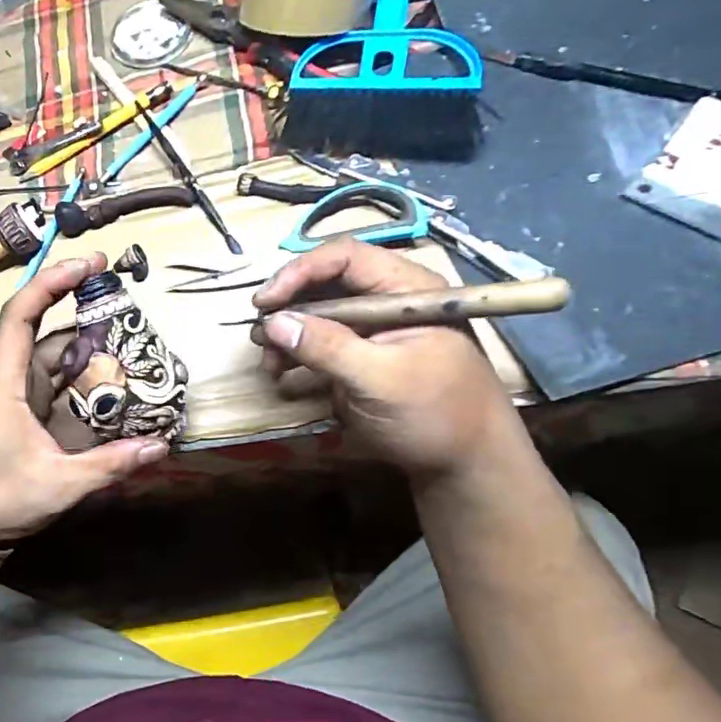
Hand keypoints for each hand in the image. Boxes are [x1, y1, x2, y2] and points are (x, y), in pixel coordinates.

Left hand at [0, 254, 169, 544]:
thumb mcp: (60, 483)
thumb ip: (111, 463)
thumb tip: (159, 446)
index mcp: (2, 384)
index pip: (21, 315)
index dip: (52, 283)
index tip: (89, 264)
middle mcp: (4, 381)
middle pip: (41, 331)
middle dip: (79, 312)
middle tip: (124, 304)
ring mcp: (11, 396)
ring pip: (49, 358)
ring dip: (84, 351)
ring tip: (128, 346)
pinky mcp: (19, 413)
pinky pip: (51, 383)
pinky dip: (78, 379)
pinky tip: (109, 384)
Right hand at [249, 239, 521, 481]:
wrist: (461, 463)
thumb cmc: (434, 414)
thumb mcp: (380, 379)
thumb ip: (327, 348)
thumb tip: (272, 323)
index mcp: (405, 291)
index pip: (345, 259)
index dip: (300, 273)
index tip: (264, 302)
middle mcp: (384, 303)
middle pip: (324, 285)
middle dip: (287, 308)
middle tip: (259, 336)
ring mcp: (369, 332)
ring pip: (315, 316)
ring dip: (285, 335)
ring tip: (268, 361)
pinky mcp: (356, 359)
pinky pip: (317, 345)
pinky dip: (293, 356)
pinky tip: (279, 374)